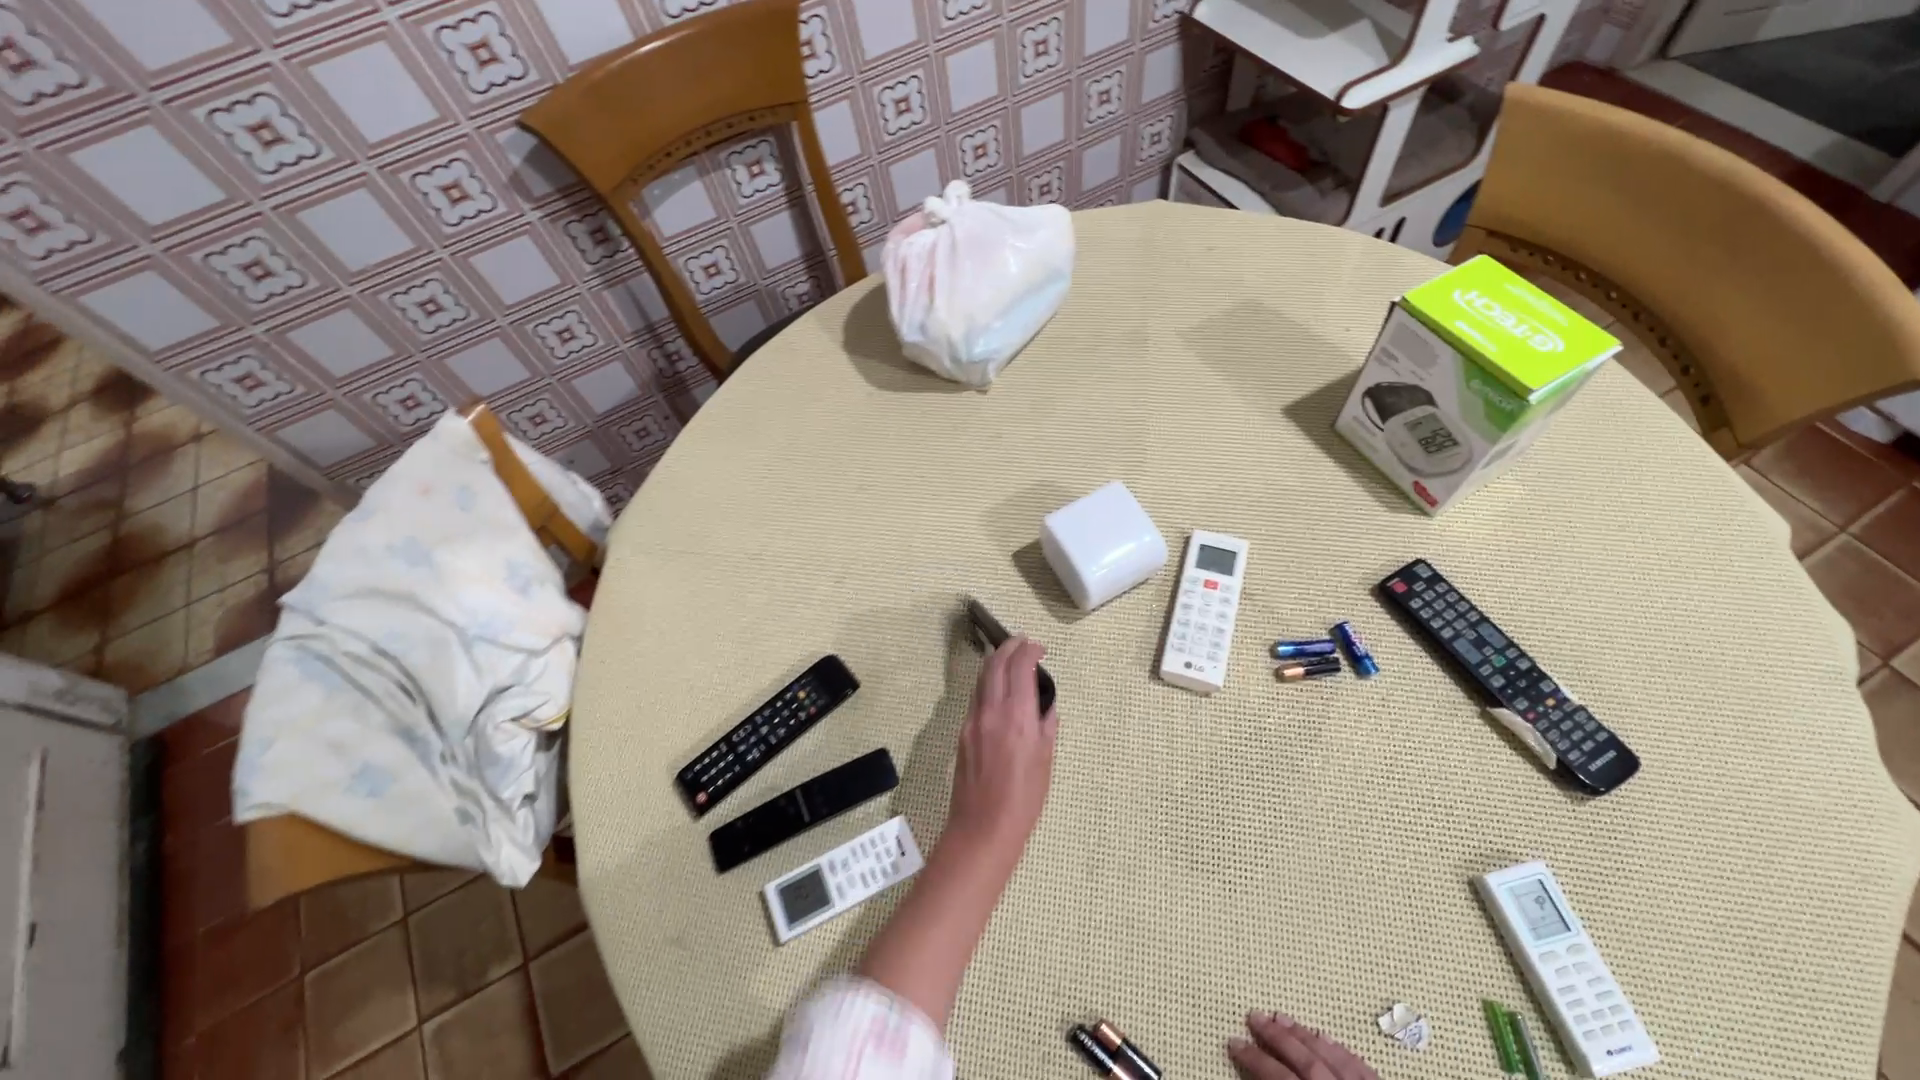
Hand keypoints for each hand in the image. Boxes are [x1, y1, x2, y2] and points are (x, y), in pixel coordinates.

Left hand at [945, 636, 1058, 857]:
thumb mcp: (1045, 760)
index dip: (1030, 650)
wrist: (983, 828)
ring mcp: (972, 721)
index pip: (1019, 667)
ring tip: (1012, 661)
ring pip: (982, 680)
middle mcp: (990, 712)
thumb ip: (1046, 726)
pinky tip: (999, 692)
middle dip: (1009, 647)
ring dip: (996, 663)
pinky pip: (976, 698)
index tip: (1040, 648)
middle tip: (1024, 643)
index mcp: (1016, 716)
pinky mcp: (962, 734)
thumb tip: (1045, 705)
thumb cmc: (1023, 799)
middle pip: (994, 665)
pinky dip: (989, 684)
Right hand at [1229, 1012, 1379, 1079]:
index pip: (1278, 1077)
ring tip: (1282, 1017)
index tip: (1234, 1042)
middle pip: (1305, 1060)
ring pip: (1331, 1056)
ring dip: (1304, 1035)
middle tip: (1254, 1015)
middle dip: (1277, 1036)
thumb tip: (1255, 1075)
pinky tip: (1325, 1036)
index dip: (1254, 1058)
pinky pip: (1360, 1065)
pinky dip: (1340, 1049)